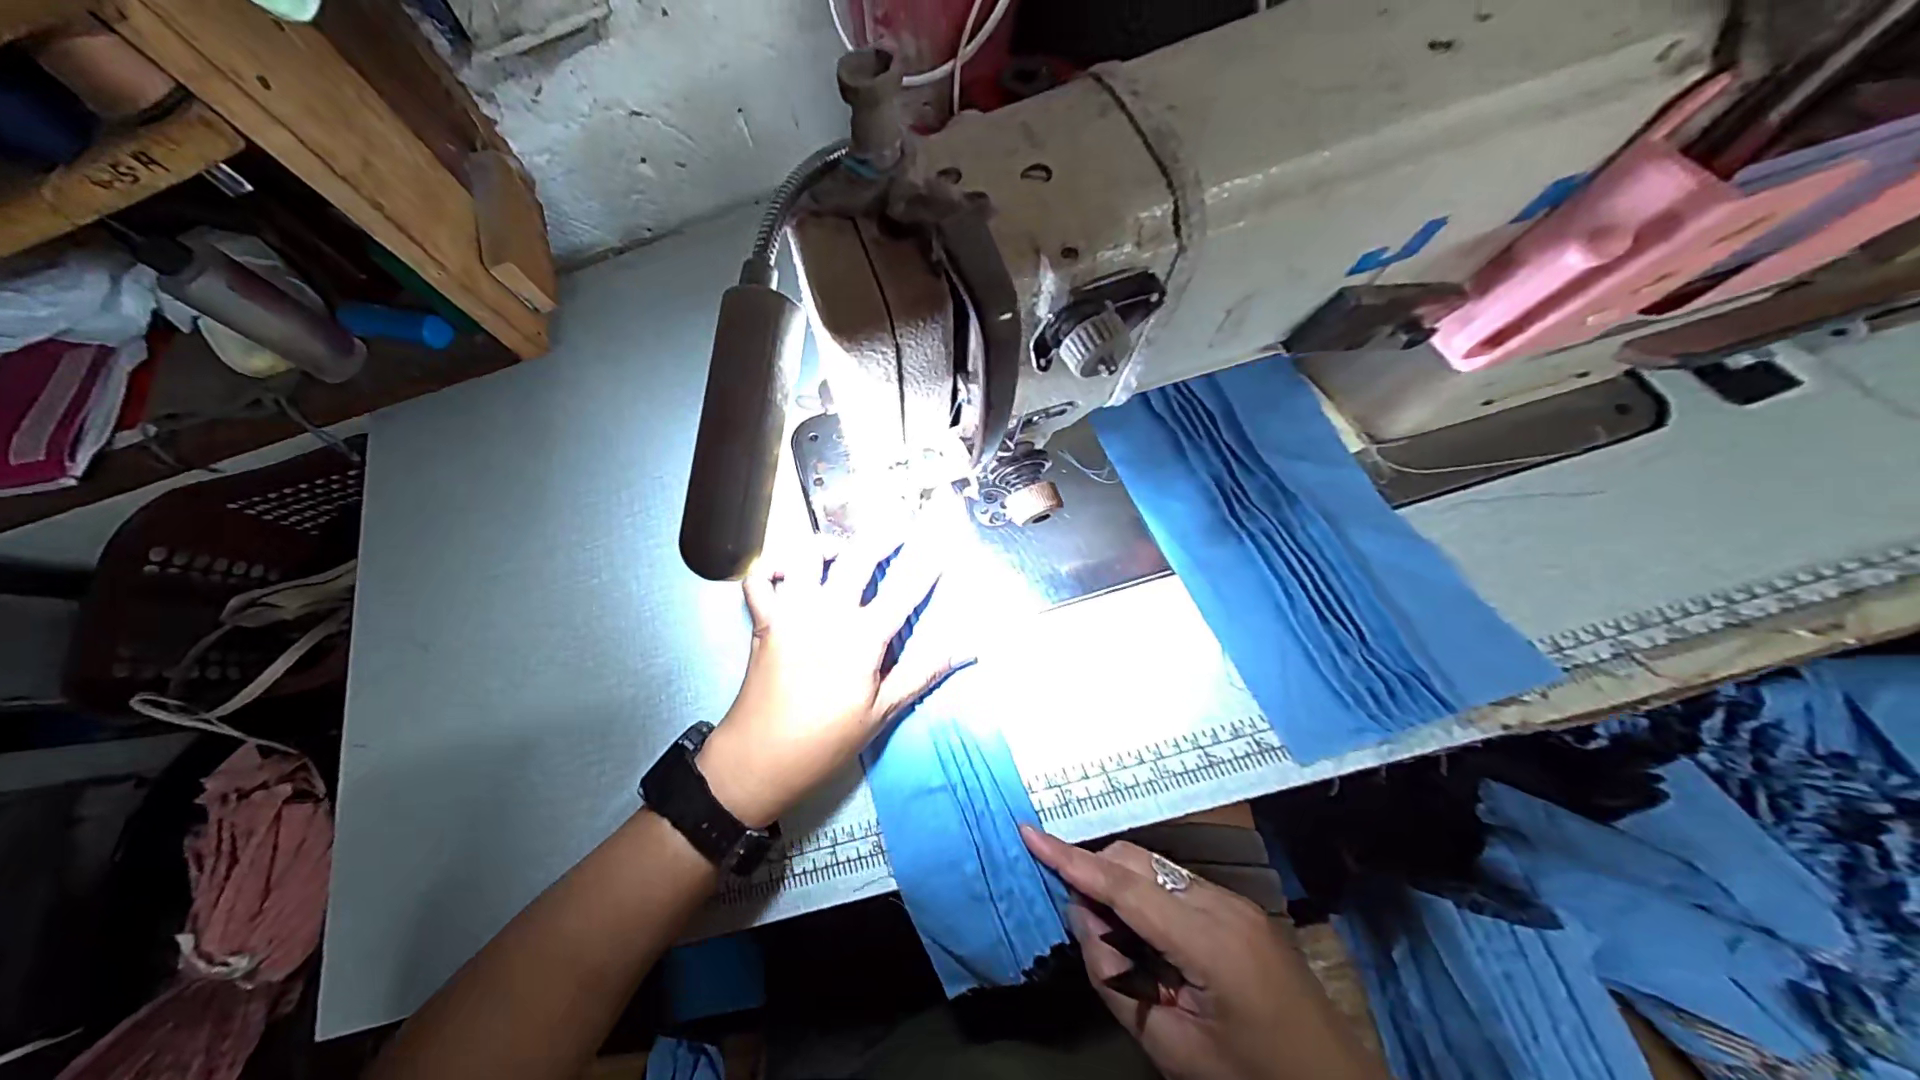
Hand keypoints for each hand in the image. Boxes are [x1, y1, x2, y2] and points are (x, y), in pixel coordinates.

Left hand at [696, 537, 962, 827]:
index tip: (943, 541)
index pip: (905, 588)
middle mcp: (828, 613)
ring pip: (805, 556)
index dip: (928, 562)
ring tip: (842, 546)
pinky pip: (758, 579)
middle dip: (884, 534)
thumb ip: (922, 672)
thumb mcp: (882, 711)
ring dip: (825, 544)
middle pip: (858, 556)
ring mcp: (792, 612)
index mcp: (863, 637)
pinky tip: (789, 570)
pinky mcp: (763, 620)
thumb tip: (967, 650)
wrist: (760, 758)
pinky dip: (771, 567)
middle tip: (901, 525)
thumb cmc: (826, 740)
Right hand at [1021, 826, 1382, 1079]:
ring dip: (1120, 886)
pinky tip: (1148, 939)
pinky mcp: (1241, 908)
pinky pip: (1177, 884)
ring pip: (1155, 868)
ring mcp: (1235, 902)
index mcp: (1208, 939)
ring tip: (1117, 941)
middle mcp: (1221, 903)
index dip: (1070, 858)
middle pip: (1137, 862)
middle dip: (1094, 872)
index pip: (1123, 885)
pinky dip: (1146, 896)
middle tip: (1081, 924)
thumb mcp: (1173, 1045)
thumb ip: (1117, 977)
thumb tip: (1085, 918)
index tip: (1029, 833)